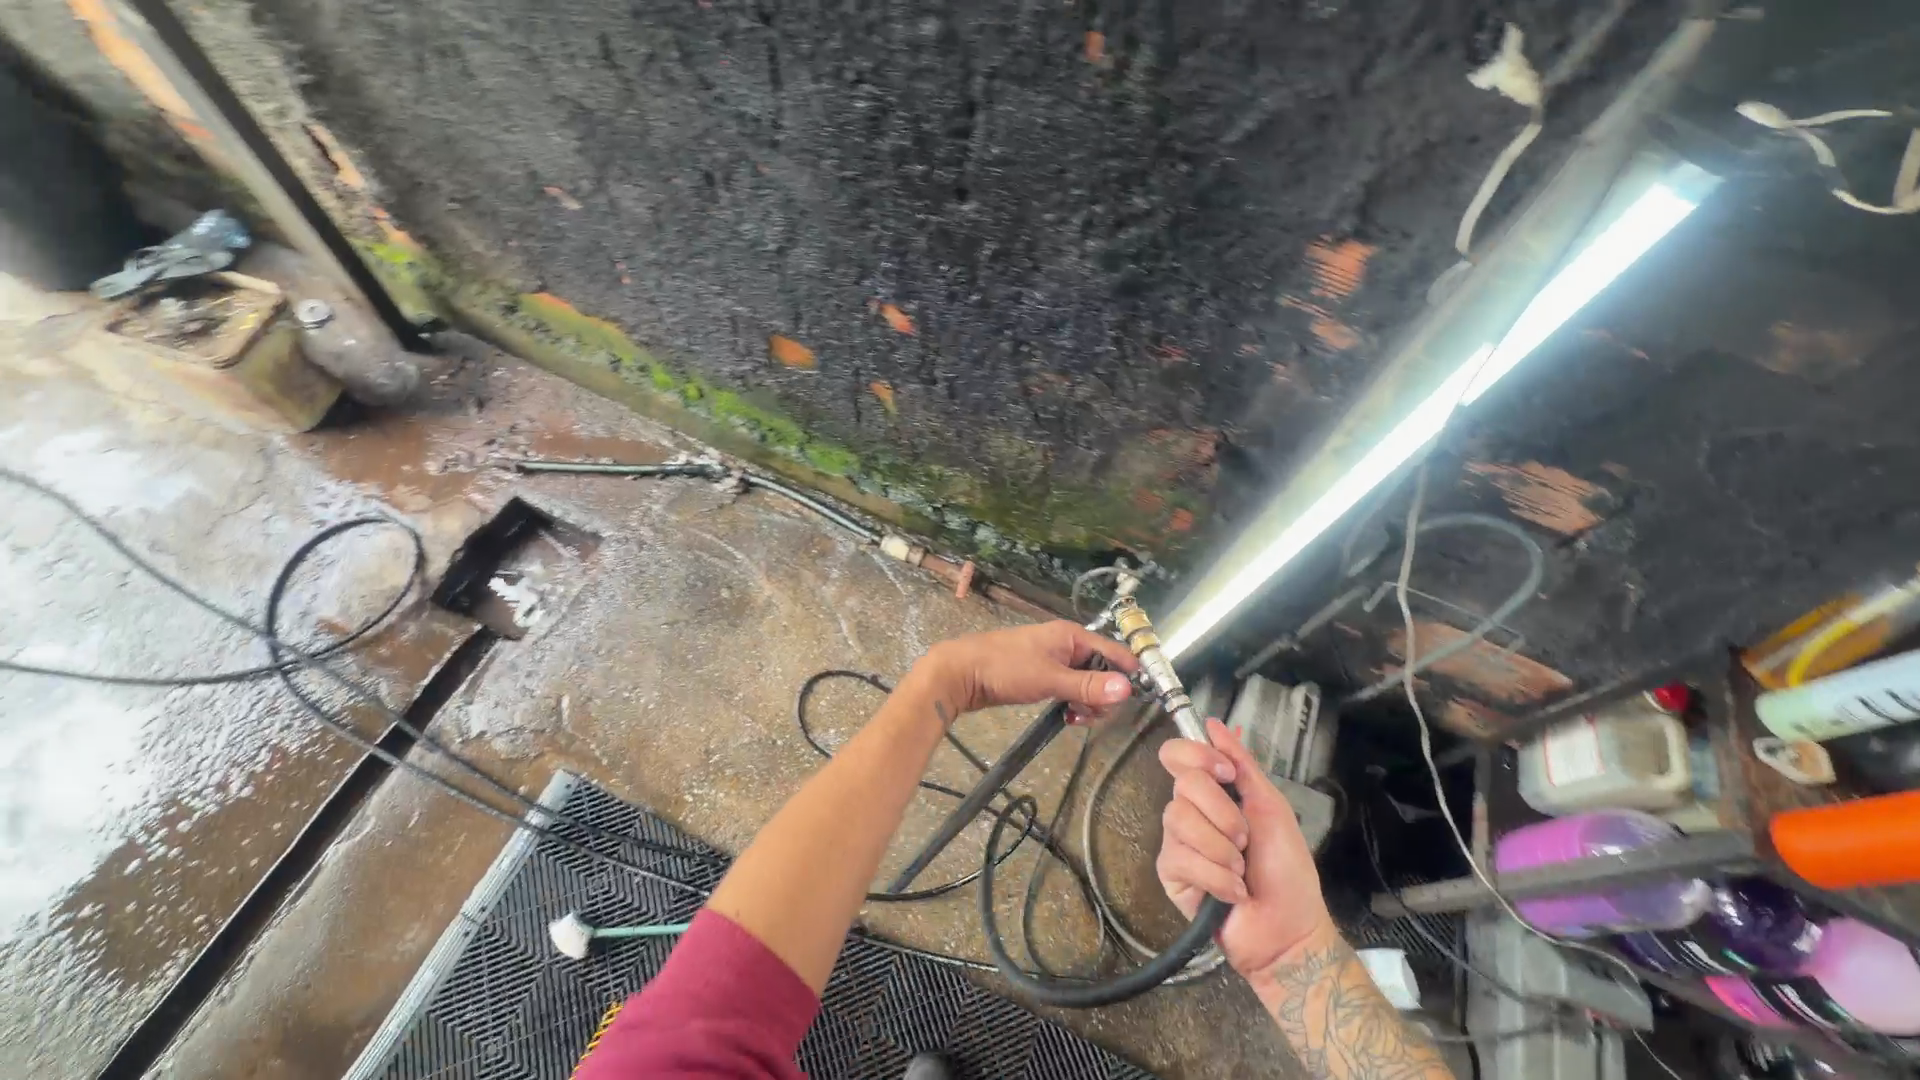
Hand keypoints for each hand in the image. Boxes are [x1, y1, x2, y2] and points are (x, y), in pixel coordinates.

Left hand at [912, 620, 1138, 722]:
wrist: (961, 673)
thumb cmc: (1005, 668)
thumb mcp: (1049, 678)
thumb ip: (1087, 685)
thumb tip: (1128, 688)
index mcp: (1072, 636)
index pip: (1115, 652)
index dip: (1129, 674)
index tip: (1141, 699)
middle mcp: (1067, 645)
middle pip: (1104, 672)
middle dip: (1103, 696)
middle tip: (1089, 713)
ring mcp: (1055, 662)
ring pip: (1088, 685)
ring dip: (1088, 703)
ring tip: (1074, 717)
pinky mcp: (1044, 678)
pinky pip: (1071, 690)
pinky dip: (1073, 704)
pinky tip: (1065, 717)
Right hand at [1156, 718, 1336, 978]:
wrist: (1289, 931)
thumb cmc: (1287, 870)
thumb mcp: (1272, 808)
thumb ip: (1243, 765)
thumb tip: (1214, 722)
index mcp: (1212, 793)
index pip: (1178, 754)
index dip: (1198, 756)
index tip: (1227, 776)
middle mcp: (1189, 811)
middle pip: (1183, 784)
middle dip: (1223, 814)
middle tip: (1245, 839)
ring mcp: (1177, 842)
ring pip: (1180, 820)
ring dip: (1223, 849)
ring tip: (1241, 871)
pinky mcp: (1170, 873)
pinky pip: (1182, 858)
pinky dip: (1217, 877)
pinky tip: (1232, 892)